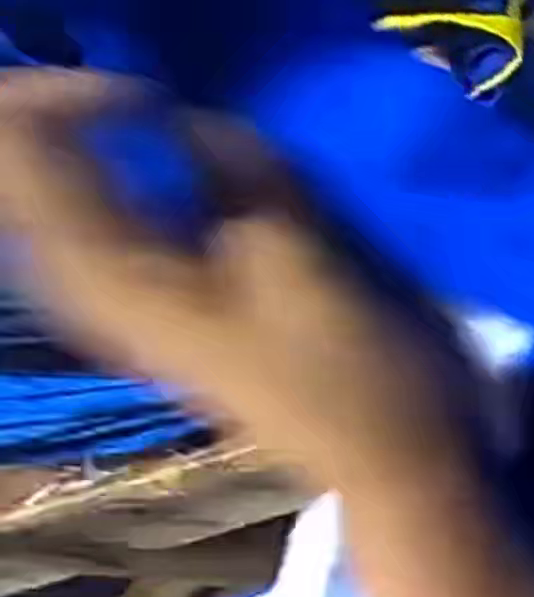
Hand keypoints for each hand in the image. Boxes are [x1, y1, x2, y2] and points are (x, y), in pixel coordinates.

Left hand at [0, 70, 462, 491]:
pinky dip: (189, 219)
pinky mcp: (195, 331)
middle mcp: (97, 289)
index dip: (85, 96)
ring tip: (230, 176)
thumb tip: (209, 126)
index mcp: (104, 274)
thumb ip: (253, 192)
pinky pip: (156, 249)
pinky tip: (244, 229)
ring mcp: (144, 316)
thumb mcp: (314, 279)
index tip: (181, 106)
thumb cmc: (365, 385)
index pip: (20, 136)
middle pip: (52, 172)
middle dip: (114, 134)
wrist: (403, 471)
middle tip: (201, 134)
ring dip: (159, 176)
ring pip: (110, 210)